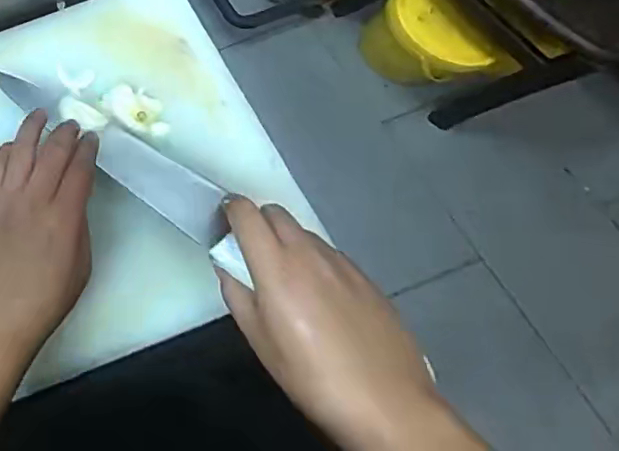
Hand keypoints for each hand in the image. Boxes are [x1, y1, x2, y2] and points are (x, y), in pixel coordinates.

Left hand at [0, 110, 97, 360]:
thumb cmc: (49, 295)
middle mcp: (34, 198)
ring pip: (21, 149)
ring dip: (33, 127)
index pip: (79, 170)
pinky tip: (14, 144)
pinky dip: (7, 149)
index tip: (92, 137)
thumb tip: (74, 195)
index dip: (87, 150)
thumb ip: (79, 222)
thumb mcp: (81, 262)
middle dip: (65, 133)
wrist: (1, 311)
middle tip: (73, 123)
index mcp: (63, 216)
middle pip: (52, 152)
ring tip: (41, 113)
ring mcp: (6, 196)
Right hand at [218, 198, 483, 450]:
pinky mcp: (367, 279)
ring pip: (304, 233)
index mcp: (275, 266)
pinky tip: (326, 300)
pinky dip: (318, 262)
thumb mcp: (259, 340)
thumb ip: (235, 293)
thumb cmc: (314, 377)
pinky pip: (331, 255)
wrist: (392, 409)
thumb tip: (228, 266)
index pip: (245, 211)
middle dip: (259, 223)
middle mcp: (307, 253)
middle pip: (275, 212)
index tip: (226, 225)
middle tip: (256, 255)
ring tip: (294, 282)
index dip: (230, 210)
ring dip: (290, 242)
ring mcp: (342, 264)